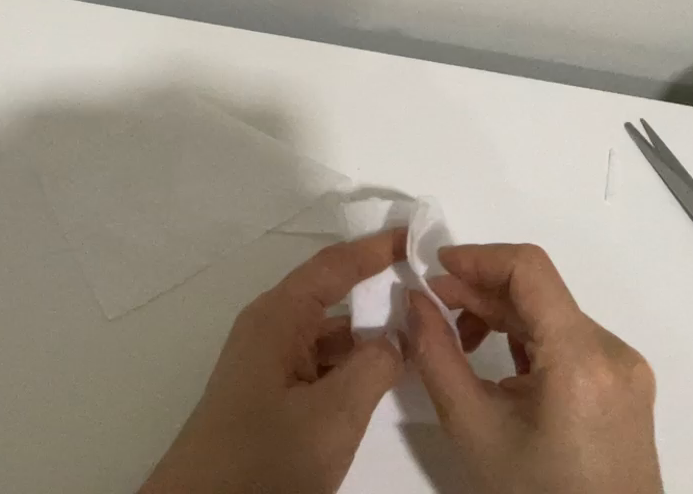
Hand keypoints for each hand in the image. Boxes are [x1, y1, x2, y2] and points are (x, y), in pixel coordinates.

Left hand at [140, 230, 406, 493]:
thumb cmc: (265, 457)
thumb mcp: (332, 416)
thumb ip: (373, 368)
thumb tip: (396, 338)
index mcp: (278, 316)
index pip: (334, 265)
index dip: (375, 248)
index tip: (416, 235)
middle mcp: (271, 328)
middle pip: (331, 294)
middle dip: (376, 288)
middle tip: (428, 286)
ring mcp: (268, 363)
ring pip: (328, 333)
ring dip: (368, 333)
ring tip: (419, 332)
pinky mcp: (270, 395)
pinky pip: (320, 363)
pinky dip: (352, 363)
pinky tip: (381, 375)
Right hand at [408, 243, 662, 493]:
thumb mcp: (473, 428)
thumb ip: (436, 354)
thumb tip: (413, 298)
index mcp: (582, 357)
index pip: (529, 268)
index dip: (477, 257)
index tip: (434, 268)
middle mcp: (613, 350)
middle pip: (537, 292)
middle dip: (479, 291)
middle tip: (431, 306)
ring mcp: (624, 369)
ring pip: (550, 314)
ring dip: (500, 315)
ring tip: (460, 340)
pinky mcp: (623, 386)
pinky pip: (567, 340)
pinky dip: (526, 339)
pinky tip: (497, 362)